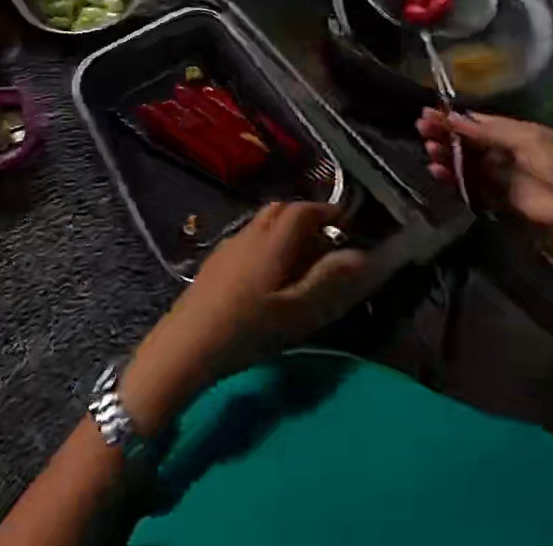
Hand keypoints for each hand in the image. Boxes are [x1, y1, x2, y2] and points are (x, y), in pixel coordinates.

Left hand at [119, 202, 367, 430]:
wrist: (189, 341)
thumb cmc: (249, 329)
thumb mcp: (298, 311)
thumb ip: (330, 280)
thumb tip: (364, 254)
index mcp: (270, 243)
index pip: (300, 210)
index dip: (326, 211)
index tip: (348, 224)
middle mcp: (247, 235)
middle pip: (278, 210)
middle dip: (306, 218)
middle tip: (329, 242)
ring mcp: (227, 247)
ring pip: (260, 224)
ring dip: (285, 231)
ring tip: (305, 261)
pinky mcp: (215, 262)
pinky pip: (247, 239)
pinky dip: (267, 243)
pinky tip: (271, 275)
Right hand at [416, 110, 552, 227]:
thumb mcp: (530, 137)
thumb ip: (490, 129)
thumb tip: (453, 117)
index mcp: (513, 133)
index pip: (475, 123)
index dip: (452, 118)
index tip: (428, 113)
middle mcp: (501, 151)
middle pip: (464, 140)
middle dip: (442, 133)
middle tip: (422, 128)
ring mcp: (496, 174)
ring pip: (460, 160)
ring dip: (442, 153)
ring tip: (430, 148)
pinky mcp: (492, 196)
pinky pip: (464, 183)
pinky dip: (448, 176)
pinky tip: (437, 170)